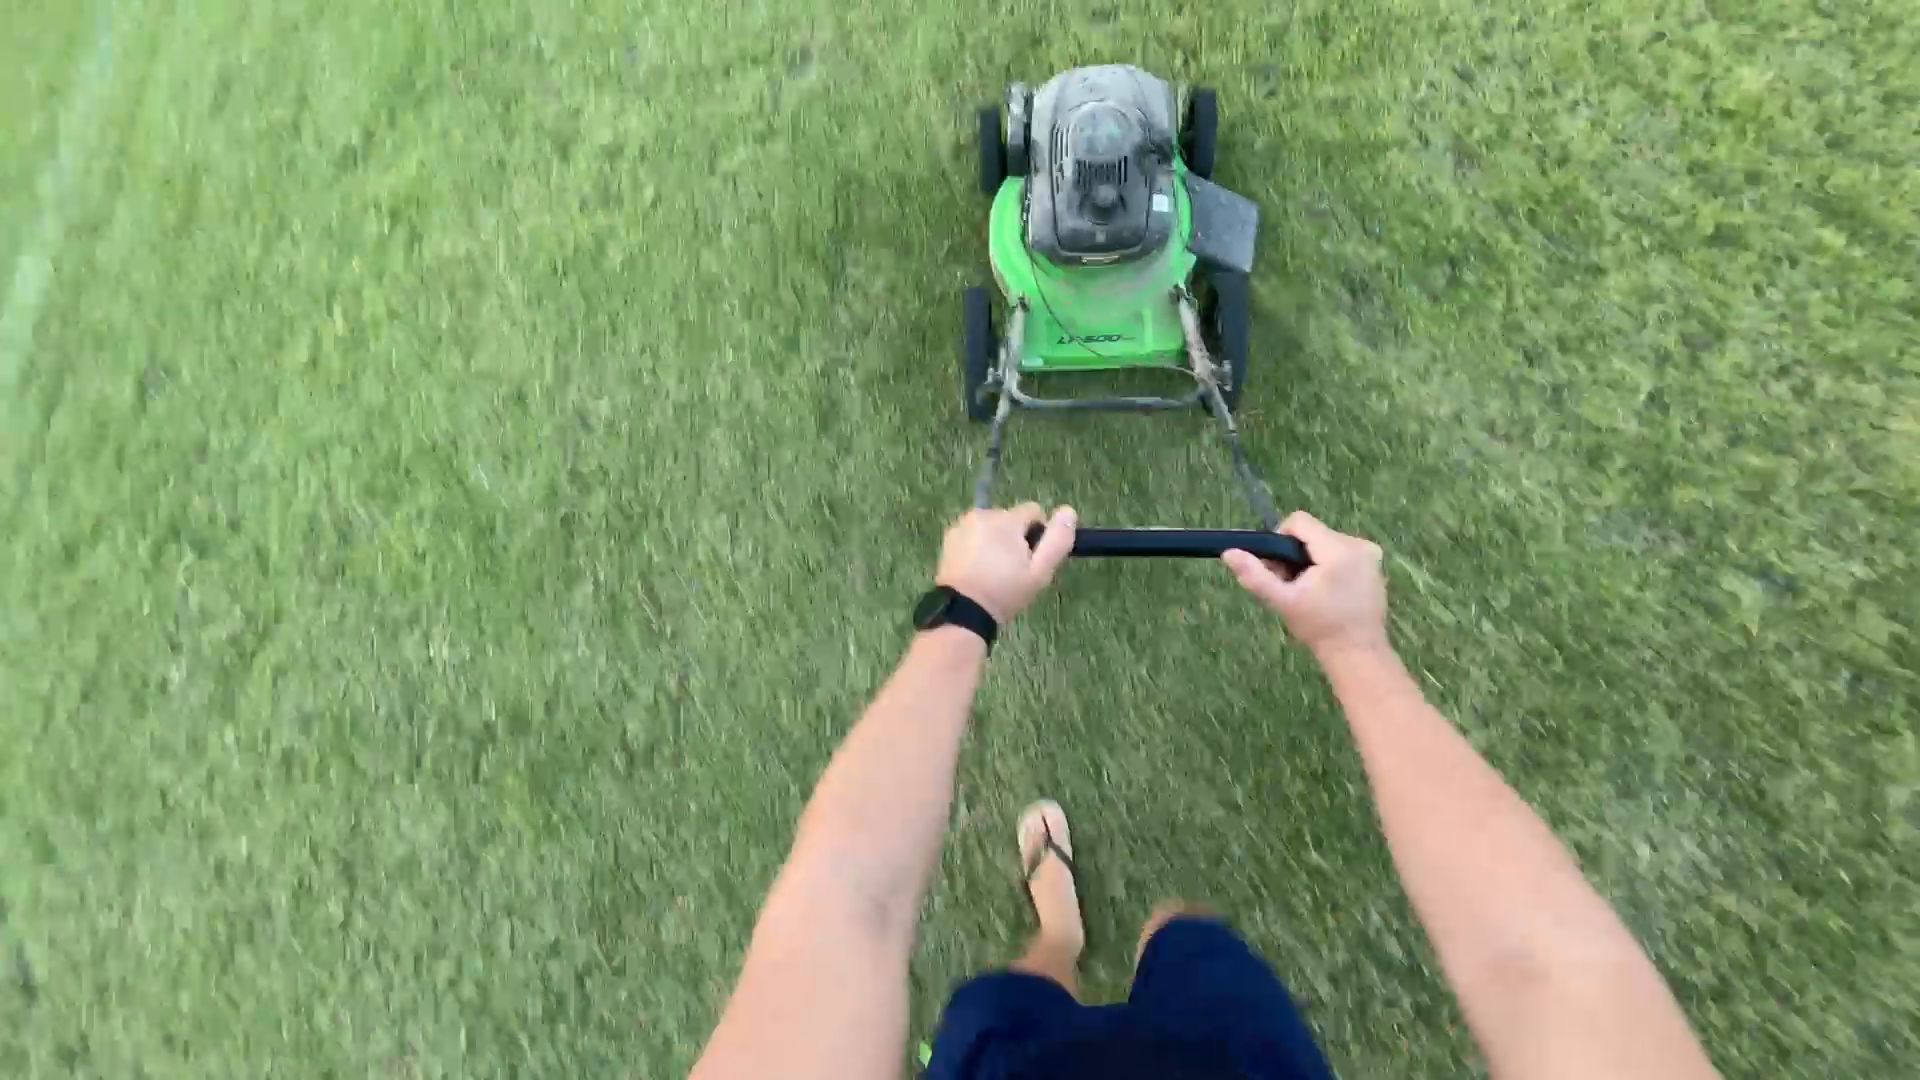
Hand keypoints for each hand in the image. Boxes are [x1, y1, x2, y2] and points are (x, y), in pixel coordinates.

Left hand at [936, 504, 1076, 621]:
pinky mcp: (949, 538)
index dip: (1038, 536)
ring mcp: (962, 525)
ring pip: (992, 526)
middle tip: (1012, 570)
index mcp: (1005, 519)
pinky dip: (978, 546)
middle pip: (1011, 519)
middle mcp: (982, 514)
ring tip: (994, 572)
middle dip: (1015, 538)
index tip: (1030, 560)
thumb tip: (1068, 511)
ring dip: (997, 541)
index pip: (1034, 512)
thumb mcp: (1040, 572)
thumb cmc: (1005, 592)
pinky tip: (977, 570)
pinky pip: (974, 535)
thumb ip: (1057, 539)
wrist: (963, 611)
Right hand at [1222, 511, 1388, 658]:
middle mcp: (1359, 545)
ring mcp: (1370, 555)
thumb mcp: (1282, 601)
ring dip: (1310, 560)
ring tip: (1309, 590)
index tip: (1280, 568)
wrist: (1357, 652)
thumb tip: (1228, 552)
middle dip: (1295, 554)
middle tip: (1292, 585)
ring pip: (1324, 542)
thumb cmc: (1319, 627)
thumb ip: (1255, 575)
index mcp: (1339, 549)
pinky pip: (1340, 551)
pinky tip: (1327, 591)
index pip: (1299, 521)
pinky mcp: (1374, 564)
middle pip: (1311, 533)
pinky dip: (1327, 564)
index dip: (1280, 540)